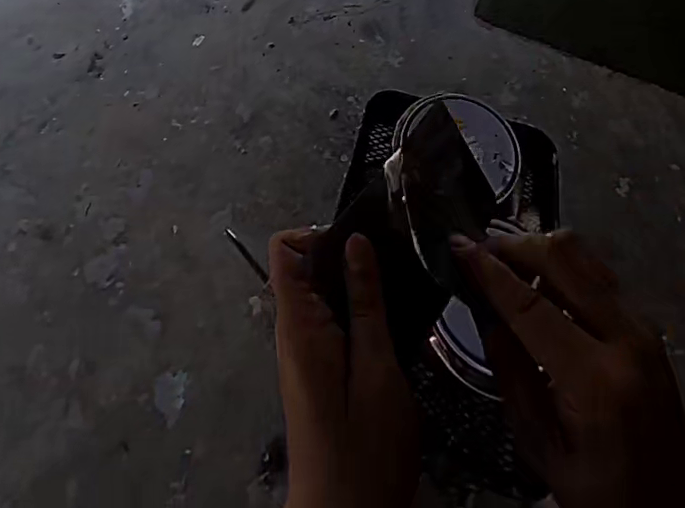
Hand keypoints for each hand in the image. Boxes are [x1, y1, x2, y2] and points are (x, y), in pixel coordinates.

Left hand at [270, 229, 418, 507]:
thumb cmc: (364, 449)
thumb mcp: (376, 368)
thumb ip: (365, 302)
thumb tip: (355, 241)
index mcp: (299, 325)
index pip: (285, 250)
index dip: (319, 234)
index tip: (363, 245)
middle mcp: (294, 331)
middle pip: (306, 265)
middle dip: (346, 255)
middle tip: (392, 263)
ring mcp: (306, 350)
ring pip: (324, 290)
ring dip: (358, 282)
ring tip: (399, 286)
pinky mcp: (322, 366)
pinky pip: (333, 317)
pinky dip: (360, 307)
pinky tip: (392, 317)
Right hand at [452, 230, 684, 507]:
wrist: (679, 498)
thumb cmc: (607, 490)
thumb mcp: (544, 451)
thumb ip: (513, 379)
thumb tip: (488, 316)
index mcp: (596, 381)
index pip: (531, 306)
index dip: (490, 272)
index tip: (459, 246)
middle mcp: (624, 337)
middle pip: (561, 258)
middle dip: (513, 244)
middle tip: (481, 251)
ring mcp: (640, 321)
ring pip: (581, 253)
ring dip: (536, 248)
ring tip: (504, 262)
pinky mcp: (643, 316)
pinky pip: (593, 269)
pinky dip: (559, 263)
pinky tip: (537, 280)